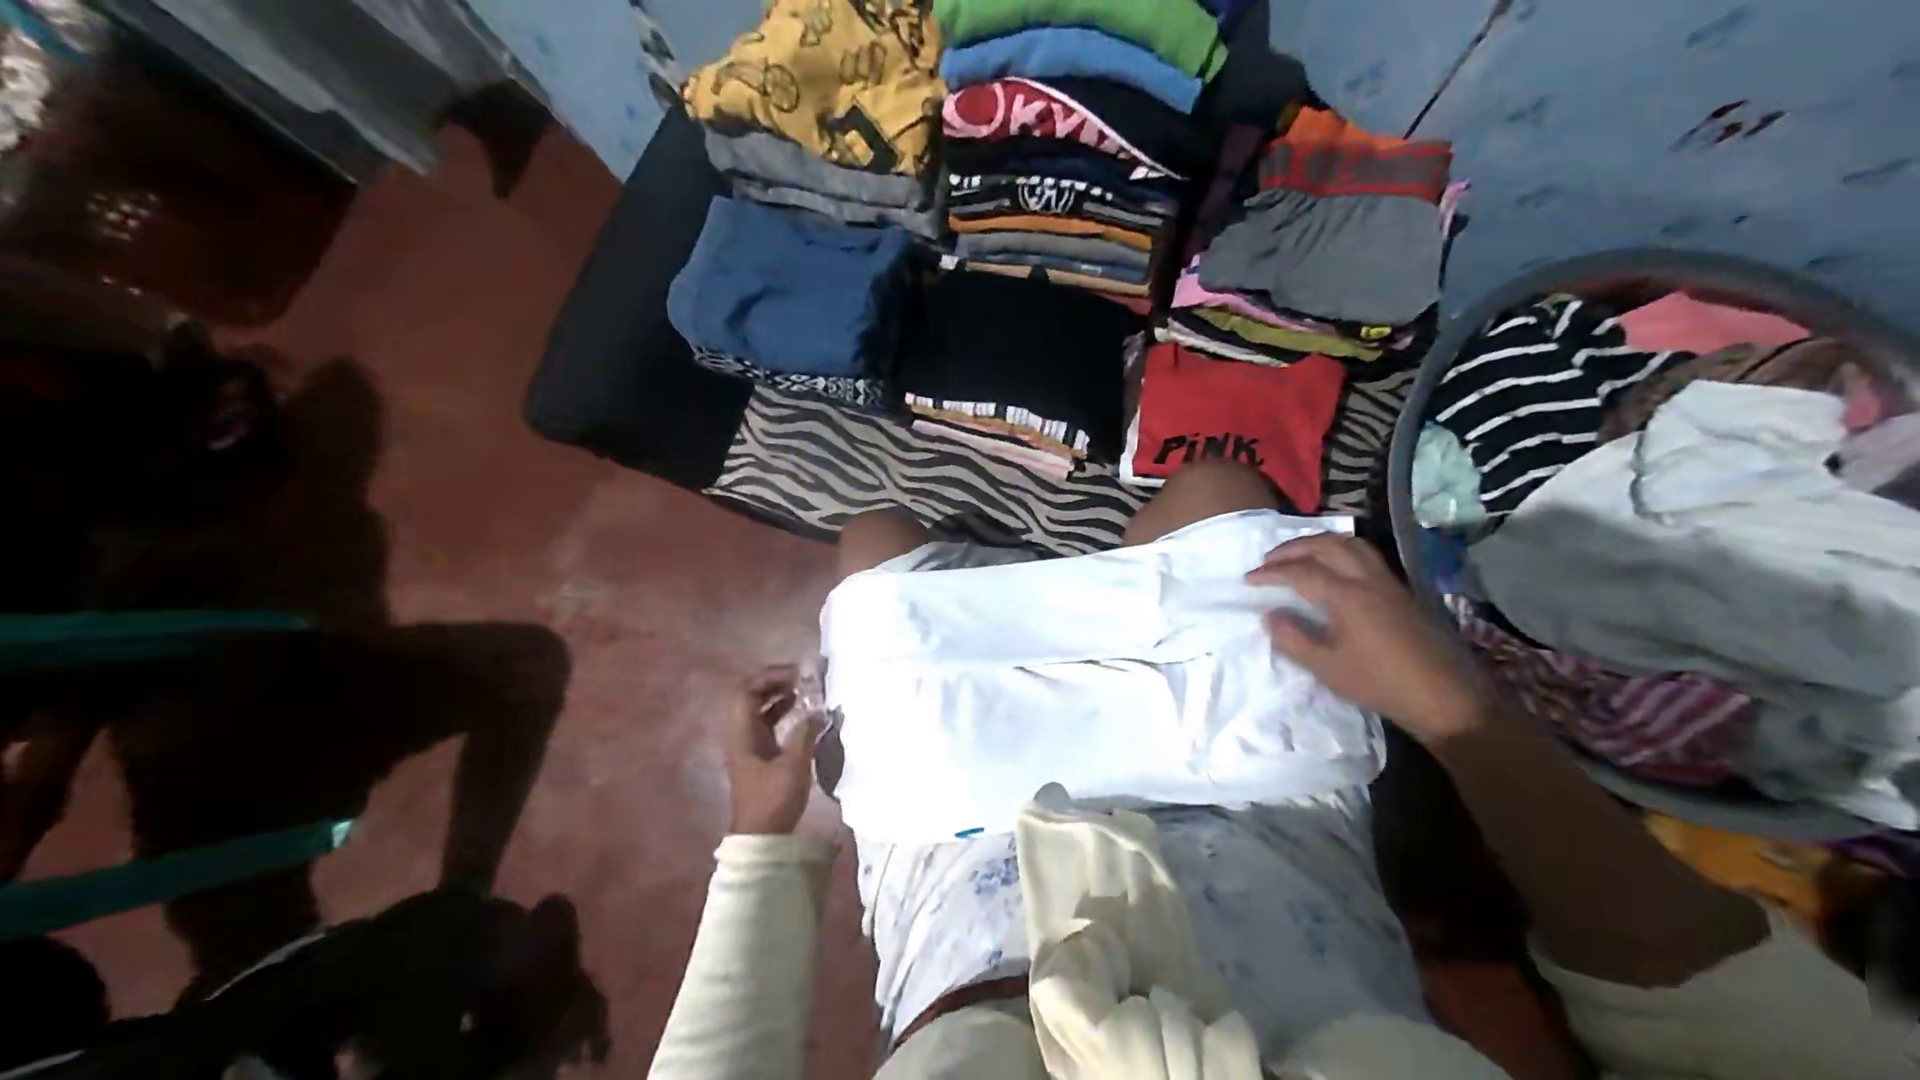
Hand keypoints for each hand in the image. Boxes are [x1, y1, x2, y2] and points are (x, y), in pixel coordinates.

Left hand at [725, 665, 821, 834]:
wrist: (762, 837)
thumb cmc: (774, 800)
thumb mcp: (794, 765)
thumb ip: (806, 733)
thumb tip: (818, 711)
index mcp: (742, 734)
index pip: (747, 691)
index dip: (769, 676)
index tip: (796, 674)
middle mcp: (742, 735)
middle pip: (753, 697)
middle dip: (776, 683)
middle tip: (803, 679)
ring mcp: (750, 745)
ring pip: (761, 710)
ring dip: (781, 697)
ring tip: (806, 690)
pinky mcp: (760, 756)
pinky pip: (769, 724)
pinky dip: (784, 713)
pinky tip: (804, 714)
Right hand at [1246, 535, 1490, 744]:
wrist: (1447, 698)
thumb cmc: (1381, 684)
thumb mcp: (1328, 668)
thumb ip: (1293, 639)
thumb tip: (1270, 615)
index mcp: (1347, 596)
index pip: (1301, 572)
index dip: (1270, 573)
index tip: (1248, 580)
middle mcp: (1369, 580)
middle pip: (1326, 546)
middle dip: (1292, 548)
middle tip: (1268, 561)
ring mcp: (1390, 583)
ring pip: (1351, 544)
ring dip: (1319, 543)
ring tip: (1299, 555)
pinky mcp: (1403, 592)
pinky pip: (1367, 556)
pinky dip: (1341, 551)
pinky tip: (1333, 568)